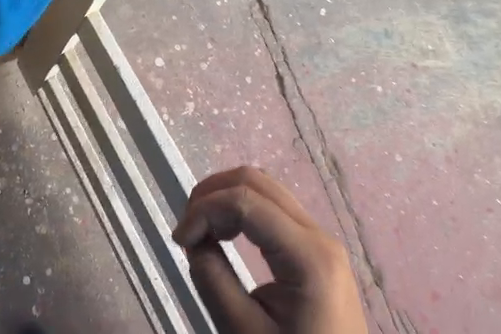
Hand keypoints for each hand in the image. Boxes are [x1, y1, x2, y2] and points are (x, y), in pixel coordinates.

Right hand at [174, 167, 366, 333]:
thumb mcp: (244, 332)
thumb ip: (213, 280)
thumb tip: (194, 240)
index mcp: (308, 256)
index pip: (245, 201)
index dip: (204, 210)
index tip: (180, 241)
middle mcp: (319, 236)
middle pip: (256, 182)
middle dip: (212, 195)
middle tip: (187, 229)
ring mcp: (320, 241)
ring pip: (264, 189)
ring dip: (225, 199)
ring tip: (202, 231)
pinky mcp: (315, 250)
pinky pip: (273, 210)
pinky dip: (241, 210)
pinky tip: (225, 234)